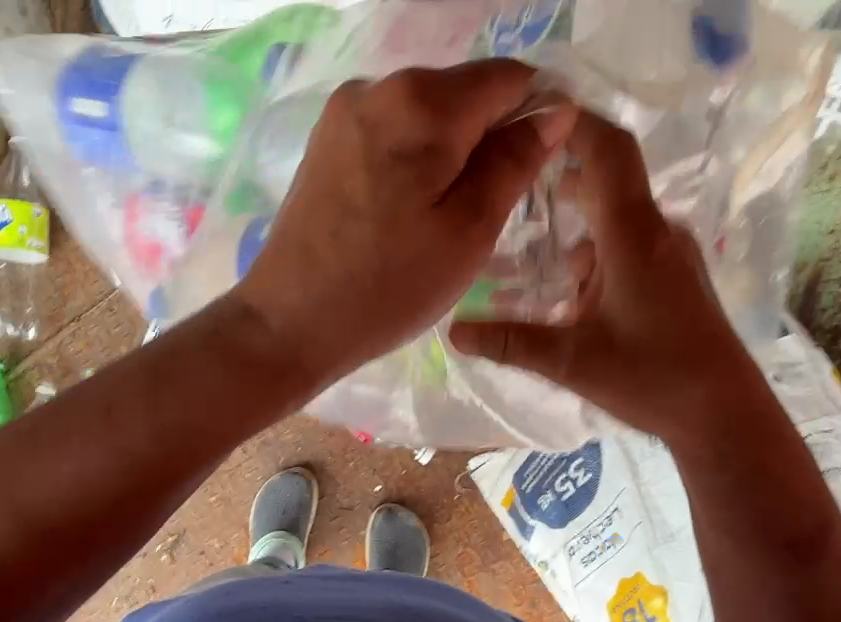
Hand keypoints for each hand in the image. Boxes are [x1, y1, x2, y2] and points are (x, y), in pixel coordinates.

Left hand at [231, 59, 573, 384]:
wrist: (288, 324)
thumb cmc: (387, 288)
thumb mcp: (468, 232)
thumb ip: (514, 163)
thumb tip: (552, 111)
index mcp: (422, 102)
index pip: (509, 78)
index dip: (535, 116)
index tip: (531, 173)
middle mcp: (379, 87)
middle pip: (462, 94)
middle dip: (486, 140)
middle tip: (479, 213)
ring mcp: (344, 113)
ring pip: (425, 116)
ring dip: (447, 154)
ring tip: (436, 221)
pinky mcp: (324, 143)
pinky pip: (390, 135)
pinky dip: (410, 163)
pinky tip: (401, 213)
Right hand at [449, 109, 759, 442]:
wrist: (721, 411)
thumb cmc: (650, 378)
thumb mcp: (570, 362)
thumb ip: (511, 343)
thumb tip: (454, 332)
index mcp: (632, 236)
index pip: (607, 151)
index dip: (572, 124)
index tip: (531, 117)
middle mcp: (654, 232)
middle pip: (606, 182)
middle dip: (560, 180)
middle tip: (509, 189)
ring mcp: (668, 255)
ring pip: (613, 222)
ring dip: (573, 230)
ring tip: (525, 247)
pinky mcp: (672, 278)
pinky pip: (625, 248)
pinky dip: (592, 256)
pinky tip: (563, 291)